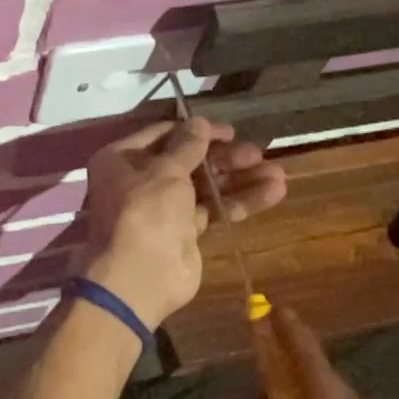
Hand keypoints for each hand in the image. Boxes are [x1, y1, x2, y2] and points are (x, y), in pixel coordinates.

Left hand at [78, 116, 286, 328]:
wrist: (141, 277)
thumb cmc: (146, 211)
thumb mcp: (165, 171)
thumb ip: (186, 146)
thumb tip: (199, 122)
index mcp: (121, 159)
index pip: (163, 135)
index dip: (196, 131)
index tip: (229, 131)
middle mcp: (139, 181)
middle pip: (187, 161)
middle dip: (224, 158)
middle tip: (256, 153)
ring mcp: (162, 208)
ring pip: (204, 186)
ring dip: (239, 179)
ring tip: (277, 173)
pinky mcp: (184, 232)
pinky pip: (212, 210)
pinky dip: (239, 202)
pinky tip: (273, 192)